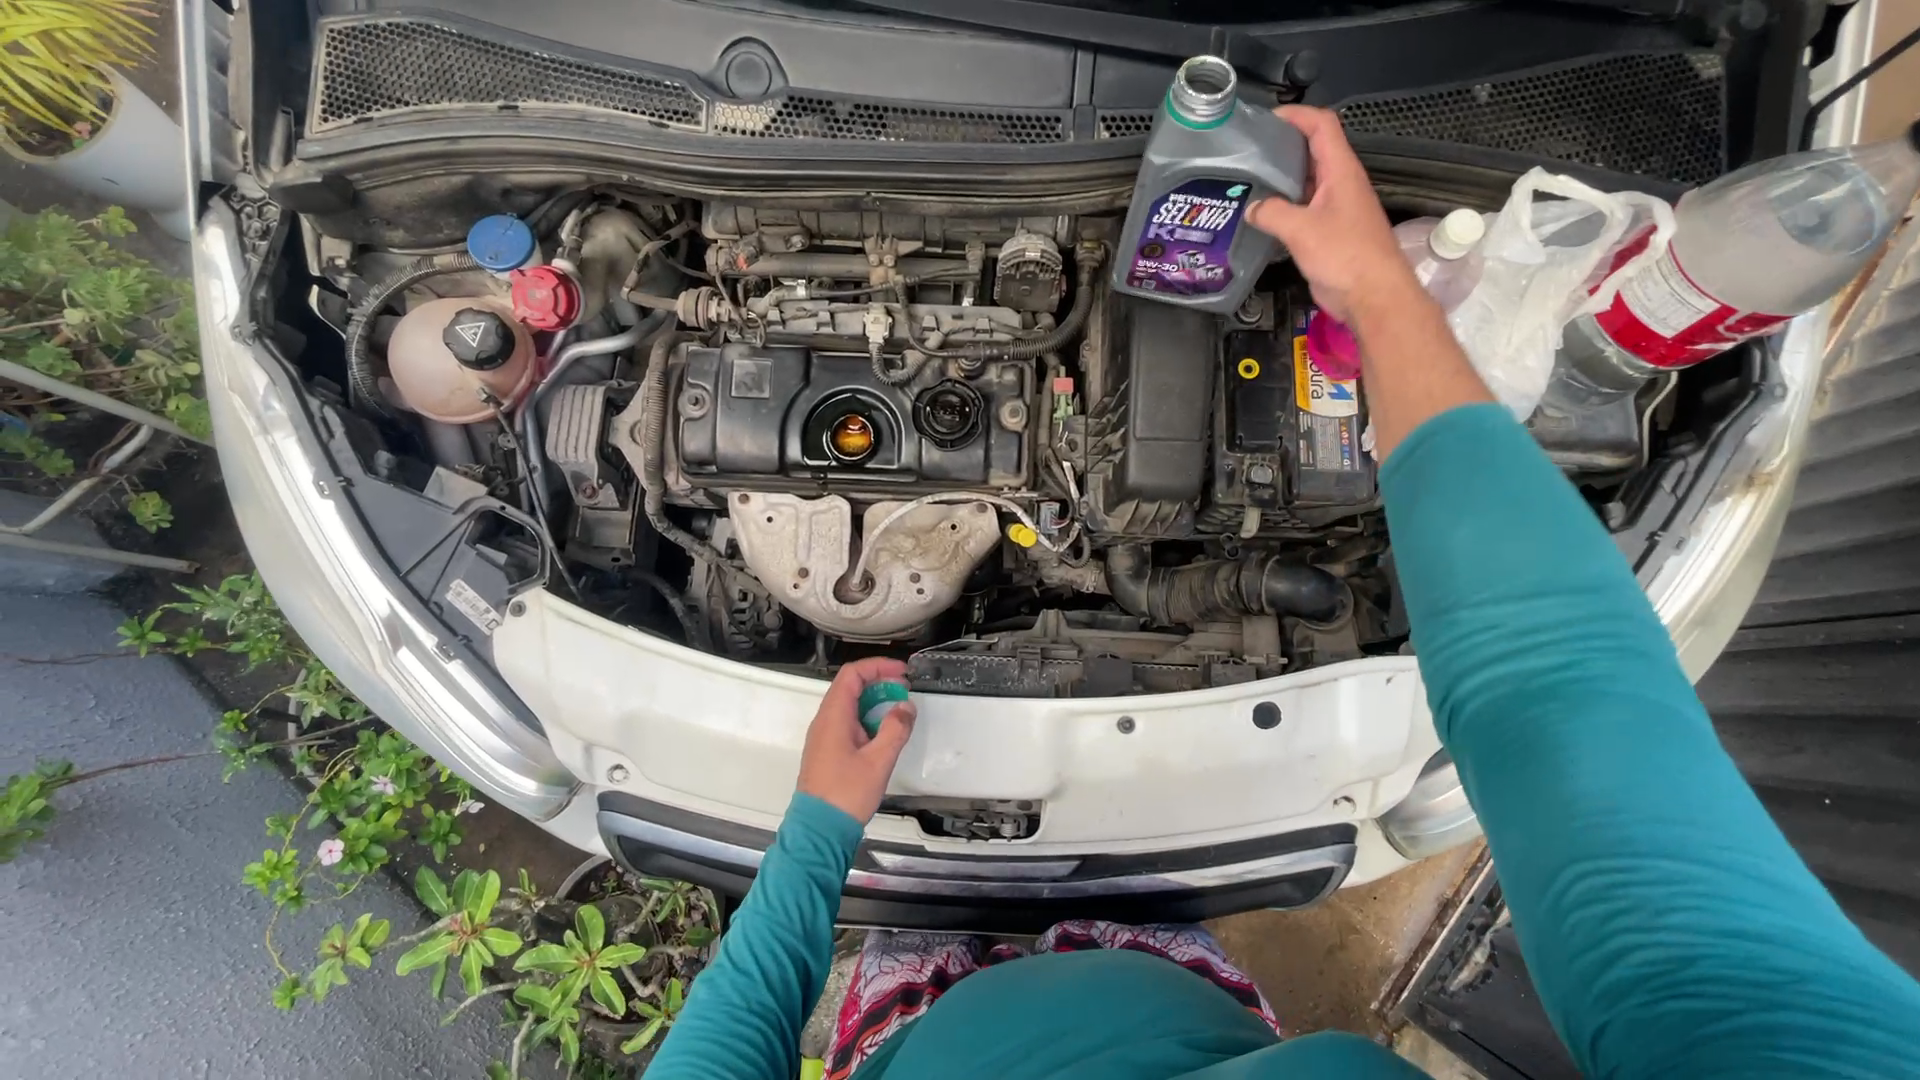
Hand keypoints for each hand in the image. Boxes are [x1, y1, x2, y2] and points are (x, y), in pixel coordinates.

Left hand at [796, 657, 916, 822]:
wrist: (819, 831)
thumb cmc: (846, 794)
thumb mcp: (878, 761)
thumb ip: (895, 729)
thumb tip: (905, 707)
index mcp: (833, 717)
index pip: (852, 674)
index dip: (878, 667)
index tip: (902, 672)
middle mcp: (824, 721)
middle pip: (850, 687)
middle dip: (879, 682)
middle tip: (904, 690)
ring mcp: (824, 737)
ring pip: (849, 706)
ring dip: (874, 702)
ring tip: (899, 710)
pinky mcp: (827, 751)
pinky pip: (847, 723)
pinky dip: (867, 719)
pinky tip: (883, 733)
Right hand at [1246, 106, 1422, 327]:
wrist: (1371, 293)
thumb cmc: (1344, 254)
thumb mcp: (1301, 229)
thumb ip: (1272, 213)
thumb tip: (1253, 208)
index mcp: (1341, 170)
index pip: (1322, 126)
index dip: (1296, 115)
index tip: (1266, 120)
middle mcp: (1340, 183)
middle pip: (1312, 151)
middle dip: (1282, 147)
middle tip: (1249, 153)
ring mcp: (1335, 208)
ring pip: (1305, 182)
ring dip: (1280, 180)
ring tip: (1248, 182)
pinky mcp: (1328, 232)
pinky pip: (1302, 210)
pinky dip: (1282, 208)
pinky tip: (1261, 216)